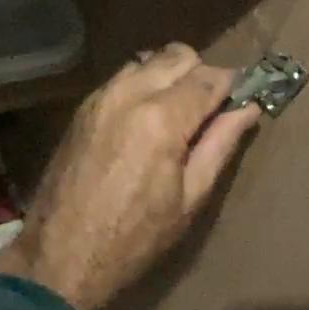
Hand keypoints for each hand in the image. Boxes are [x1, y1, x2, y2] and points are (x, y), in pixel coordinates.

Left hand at [0, 43, 259, 309]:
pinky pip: (122, 77)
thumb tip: (248, 107)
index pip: (210, 76)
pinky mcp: (83, 106)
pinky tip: (145, 121)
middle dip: (200, 74)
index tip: (244, 99)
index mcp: (161, 117)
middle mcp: (129, 93)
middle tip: (209, 111)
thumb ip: (220, 145)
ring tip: (177, 116)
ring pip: (148, 60)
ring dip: (169, 76)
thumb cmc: (134, 237)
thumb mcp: (189, 198)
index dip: (233, 84)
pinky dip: (142, 85)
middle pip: (179, 55)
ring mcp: (101, 95)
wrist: (60, 254)